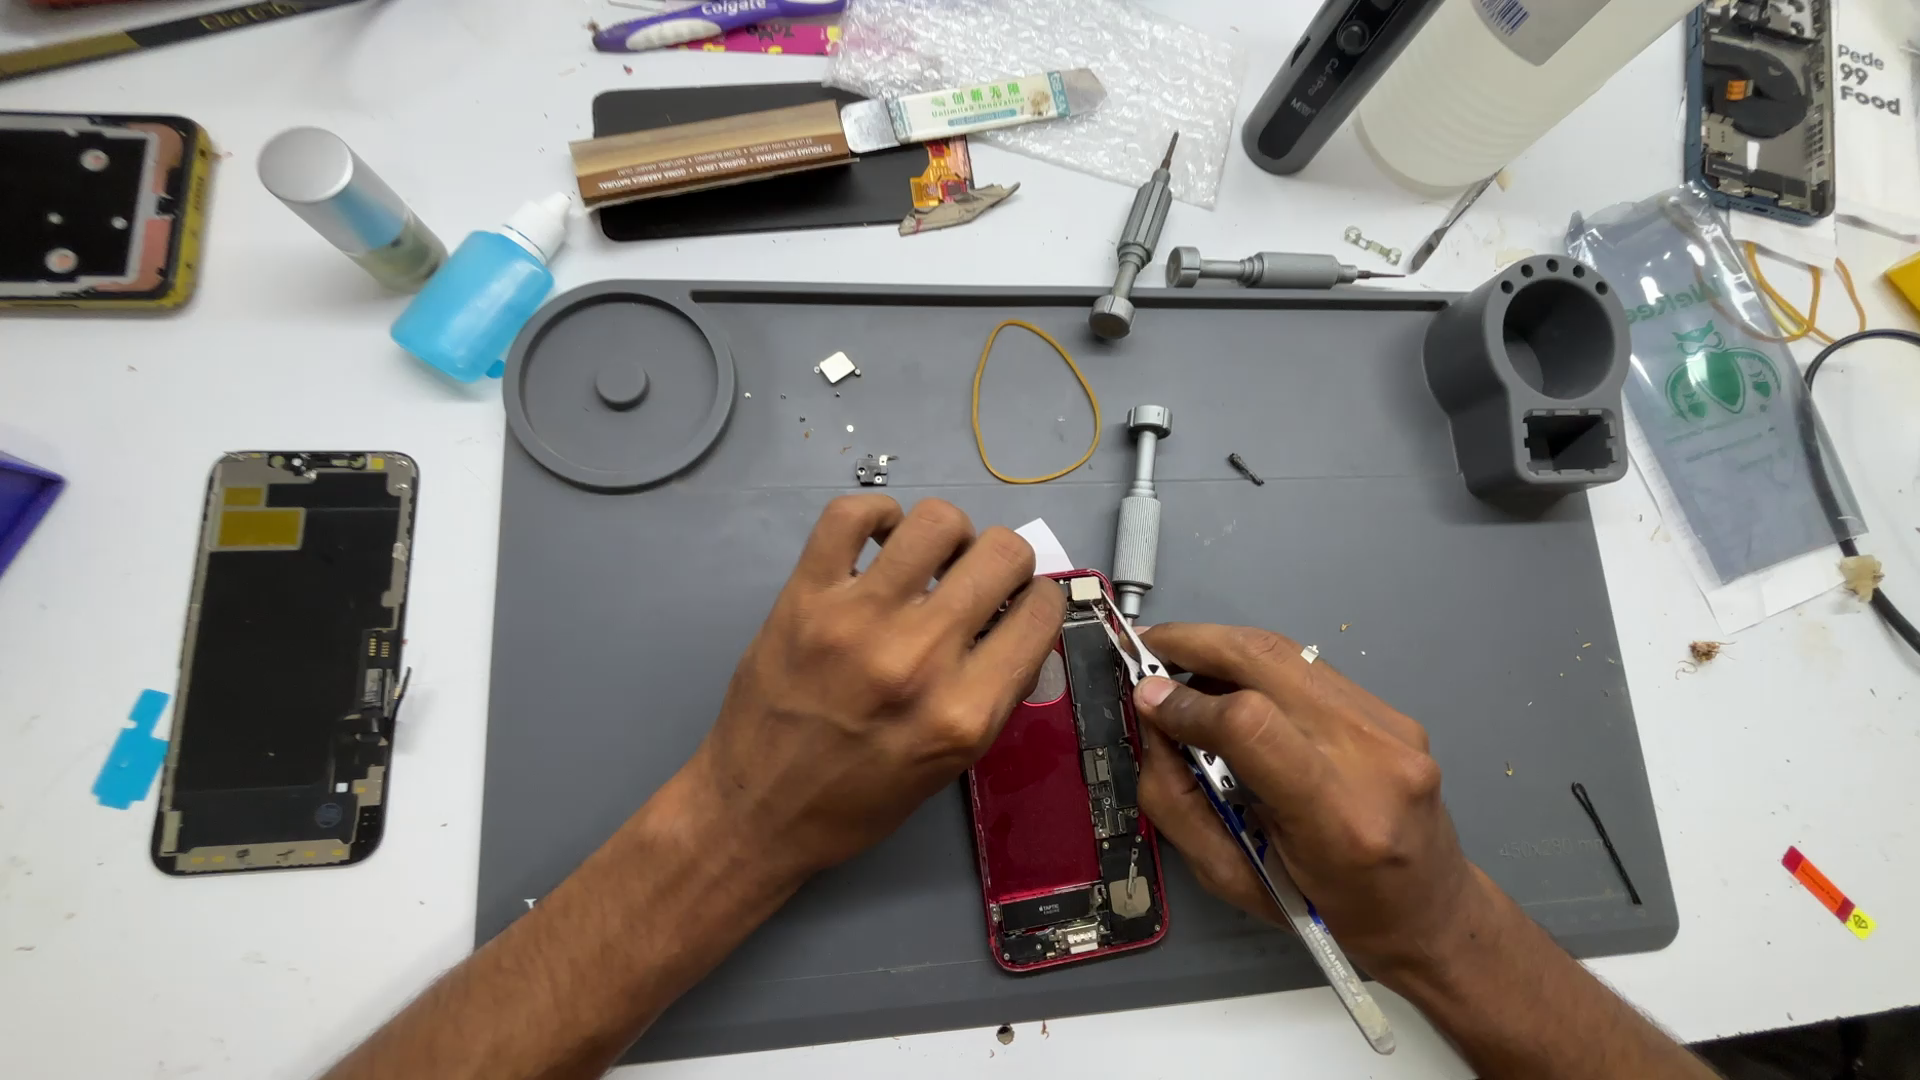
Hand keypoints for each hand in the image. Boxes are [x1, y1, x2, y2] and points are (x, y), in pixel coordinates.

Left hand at [688, 495, 1065, 881]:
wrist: (759, 811)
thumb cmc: (862, 799)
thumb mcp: (953, 764)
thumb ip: (996, 691)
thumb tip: (1020, 621)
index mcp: (966, 710)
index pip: (1040, 613)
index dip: (1040, 600)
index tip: (1020, 603)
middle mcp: (921, 657)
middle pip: (1002, 554)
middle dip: (1005, 561)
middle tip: (977, 580)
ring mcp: (859, 620)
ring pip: (937, 521)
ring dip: (948, 534)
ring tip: (929, 559)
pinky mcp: (806, 597)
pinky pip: (850, 516)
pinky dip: (876, 514)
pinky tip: (880, 539)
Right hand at [1131, 623, 1487, 982]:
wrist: (1430, 914)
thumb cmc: (1324, 912)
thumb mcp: (1229, 878)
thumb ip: (1175, 799)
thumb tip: (1152, 716)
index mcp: (1337, 818)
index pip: (1251, 725)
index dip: (1188, 703)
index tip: (1144, 697)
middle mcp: (1374, 758)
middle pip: (1269, 660)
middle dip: (1194, 642)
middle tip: (1146, 645)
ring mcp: (1391, 727)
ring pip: (1286, 652)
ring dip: (1220, 645)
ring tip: (1178, 660)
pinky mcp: (1392, 712)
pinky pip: (1306, 668)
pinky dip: (1253, 664)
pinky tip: (1228, 682)